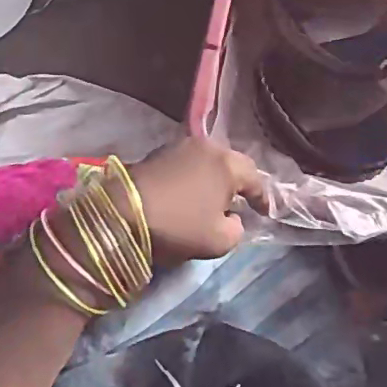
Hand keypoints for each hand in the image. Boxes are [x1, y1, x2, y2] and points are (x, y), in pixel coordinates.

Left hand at [125, 138, 265, 262]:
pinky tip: (190, 190)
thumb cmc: (178, 225)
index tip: (264, 213)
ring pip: (208, 160)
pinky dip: (194, 175)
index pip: (255, 179)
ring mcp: (180, 145)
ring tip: (213, 196)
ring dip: (213, 177)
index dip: (262, 198)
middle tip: (240, 201)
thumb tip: (232, 218)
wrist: (122, 211)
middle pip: (232, 163)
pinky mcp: (158, 151)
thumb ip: (237, 229)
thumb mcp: (219, 240)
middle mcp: (207, 146)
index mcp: (228, 164)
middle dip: (238, 182)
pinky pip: (187, 162)